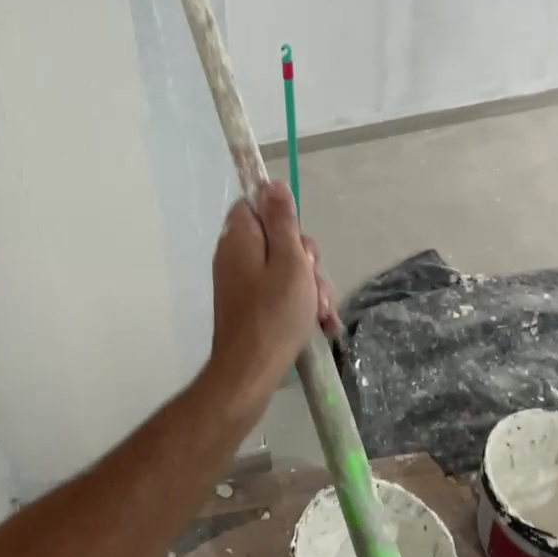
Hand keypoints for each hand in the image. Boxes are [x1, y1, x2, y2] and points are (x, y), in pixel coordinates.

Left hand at [208, 181, 339, 400]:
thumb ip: (282, 222)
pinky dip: (299, 304)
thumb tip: (271, 182)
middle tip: (314, 285)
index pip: (257, 206)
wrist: (250, 373)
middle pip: (278, 239)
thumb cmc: (273, 315)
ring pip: (285, 268)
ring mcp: (241, 282)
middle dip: (307, 261)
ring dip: (310, 287)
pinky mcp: (249, 305)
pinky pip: (279, 291)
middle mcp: (235, 255)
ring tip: (322, 314)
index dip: (284, 219)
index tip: (300, 244)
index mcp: (240, 238)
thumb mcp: (289, 261)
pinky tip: (320, 325)